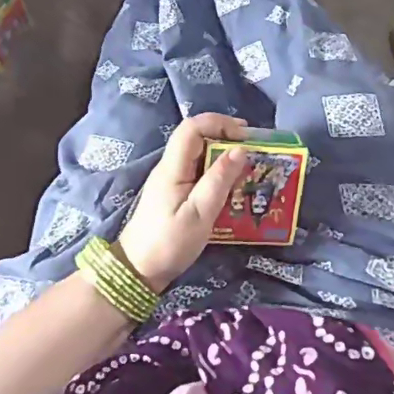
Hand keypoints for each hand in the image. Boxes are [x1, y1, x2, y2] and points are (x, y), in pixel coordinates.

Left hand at [116, 113, 250, 291]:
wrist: (139, 270)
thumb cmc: (169, 243)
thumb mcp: (200, 213)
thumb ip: (219, 180)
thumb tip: (241, 149)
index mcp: (173, 167)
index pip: (192, 127)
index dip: (220, 123)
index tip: (246, 136)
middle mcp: (170, 167)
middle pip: (197, 137)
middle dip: (227, 138)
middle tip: (255, 152)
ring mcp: (172, 180)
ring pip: (200, 155)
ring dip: (225, 157)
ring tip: (249, 169)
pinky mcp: (175, 193)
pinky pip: (199, 172)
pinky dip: (218, 173)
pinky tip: (233, 187)